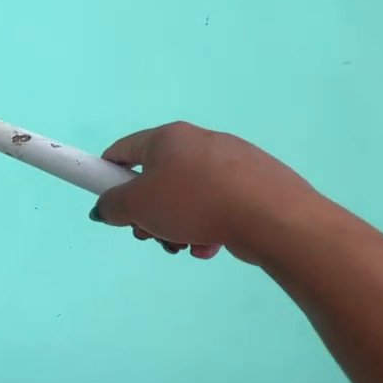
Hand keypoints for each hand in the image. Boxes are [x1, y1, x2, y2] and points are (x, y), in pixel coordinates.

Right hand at [91, 122, 319, 262]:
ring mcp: (236, 161)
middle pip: (157, 178)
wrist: (275, 219)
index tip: (111, 202)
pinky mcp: (262, 182)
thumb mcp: (134, 206)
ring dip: (175, 223)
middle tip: (147, 232)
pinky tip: (210, 244)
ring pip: (188, 195)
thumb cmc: (193, 203)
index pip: (122, 150)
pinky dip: (208, 224)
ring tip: (183, 245)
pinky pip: (219, 203)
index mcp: (168, 137)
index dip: (106, 175)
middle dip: (147, 210)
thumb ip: (110, 205)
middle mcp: (202, 141)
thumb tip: (109, 207)